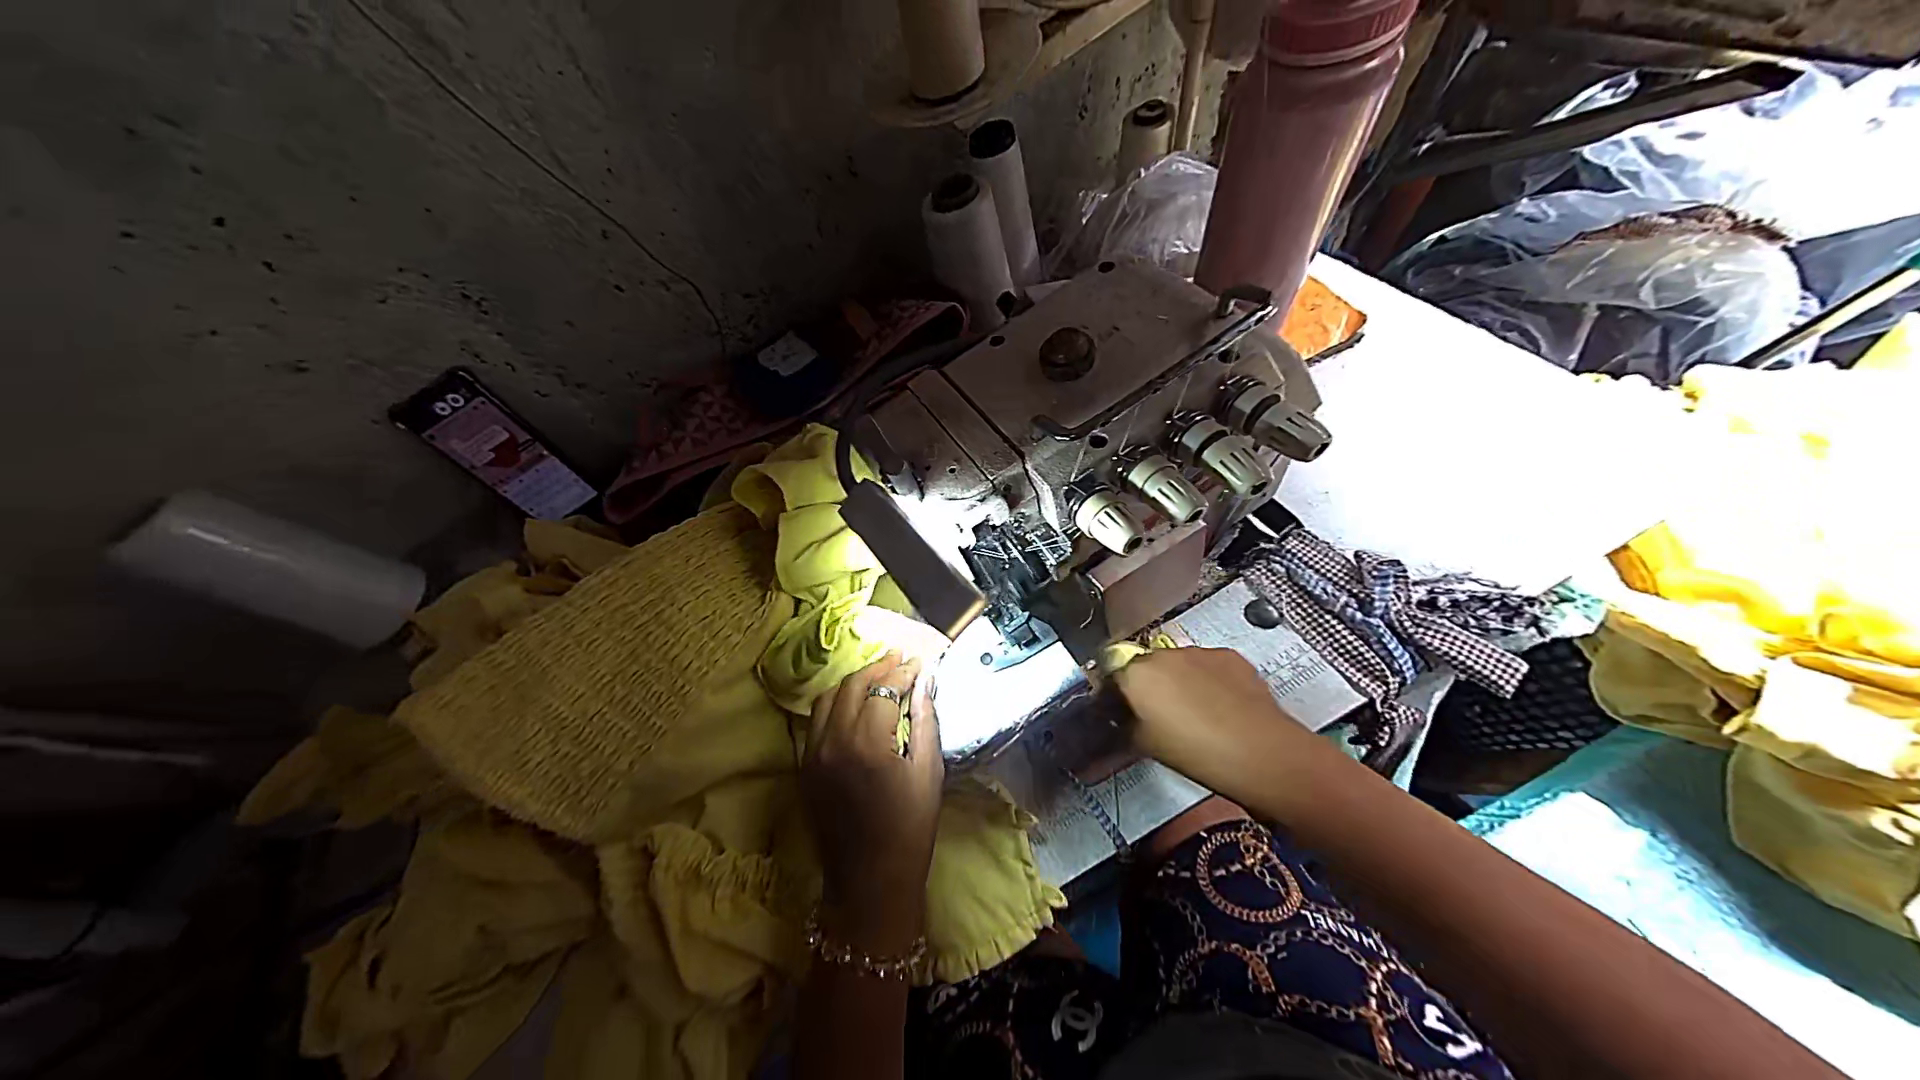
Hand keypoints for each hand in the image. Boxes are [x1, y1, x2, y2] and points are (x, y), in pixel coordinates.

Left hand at [802, 651, 943, 954]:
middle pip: (851, 686)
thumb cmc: (911, 828)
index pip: (883, 689)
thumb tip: (925, 681)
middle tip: (898, 660)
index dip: (903, 672)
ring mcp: (812, 754)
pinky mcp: (804, 767)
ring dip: (852, 682)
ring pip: (827, 699)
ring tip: (876, 676)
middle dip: (877, 669)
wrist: (871, 880)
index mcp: (867, 742)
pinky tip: (853, 703)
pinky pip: (815, 721)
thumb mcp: (928, 771)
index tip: (919, 662)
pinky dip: (834, 703)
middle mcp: (833, 741)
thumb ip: (925, 719)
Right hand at [1114, 647, 1320, 786]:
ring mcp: (1199, 652)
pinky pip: (1210, 665)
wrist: (1260, 753)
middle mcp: (1163, 655)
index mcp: (1135, 675)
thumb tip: (1121, 723)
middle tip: (1163, 716)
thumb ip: (1125, 727)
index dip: (1121, 693)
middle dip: (1152, 686)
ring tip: (1198, 714)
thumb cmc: (1197, 753)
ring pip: (1180, 664)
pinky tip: (1222, 706)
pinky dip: (1211, 680)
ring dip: (1182, 681)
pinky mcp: (1230, 655)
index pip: (1113, 673)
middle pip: (1147, 665)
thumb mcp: (1146, 747)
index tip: (1129, 711)